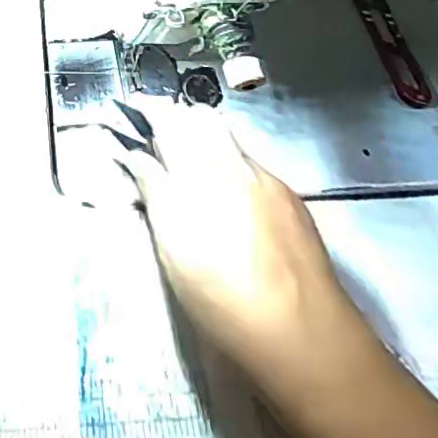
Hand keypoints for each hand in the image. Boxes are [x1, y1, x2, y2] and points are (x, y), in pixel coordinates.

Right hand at [115, 104, 437, 437]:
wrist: (302, 330)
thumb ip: (157, 197)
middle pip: (201, 120)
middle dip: (176, 116)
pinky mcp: (286, 191)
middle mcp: (233, 168)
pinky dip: (227, 156)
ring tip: (185, 151)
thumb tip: (140, 161)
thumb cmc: (226, 304)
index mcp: (199, 181)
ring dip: (201, 132)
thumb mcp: (176, 256)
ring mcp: (264, 177)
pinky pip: (248, 156)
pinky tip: (224, 183)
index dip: (150, 111)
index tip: (136, 107)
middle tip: (156, 128)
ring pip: (226, 135)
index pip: (170, 126)